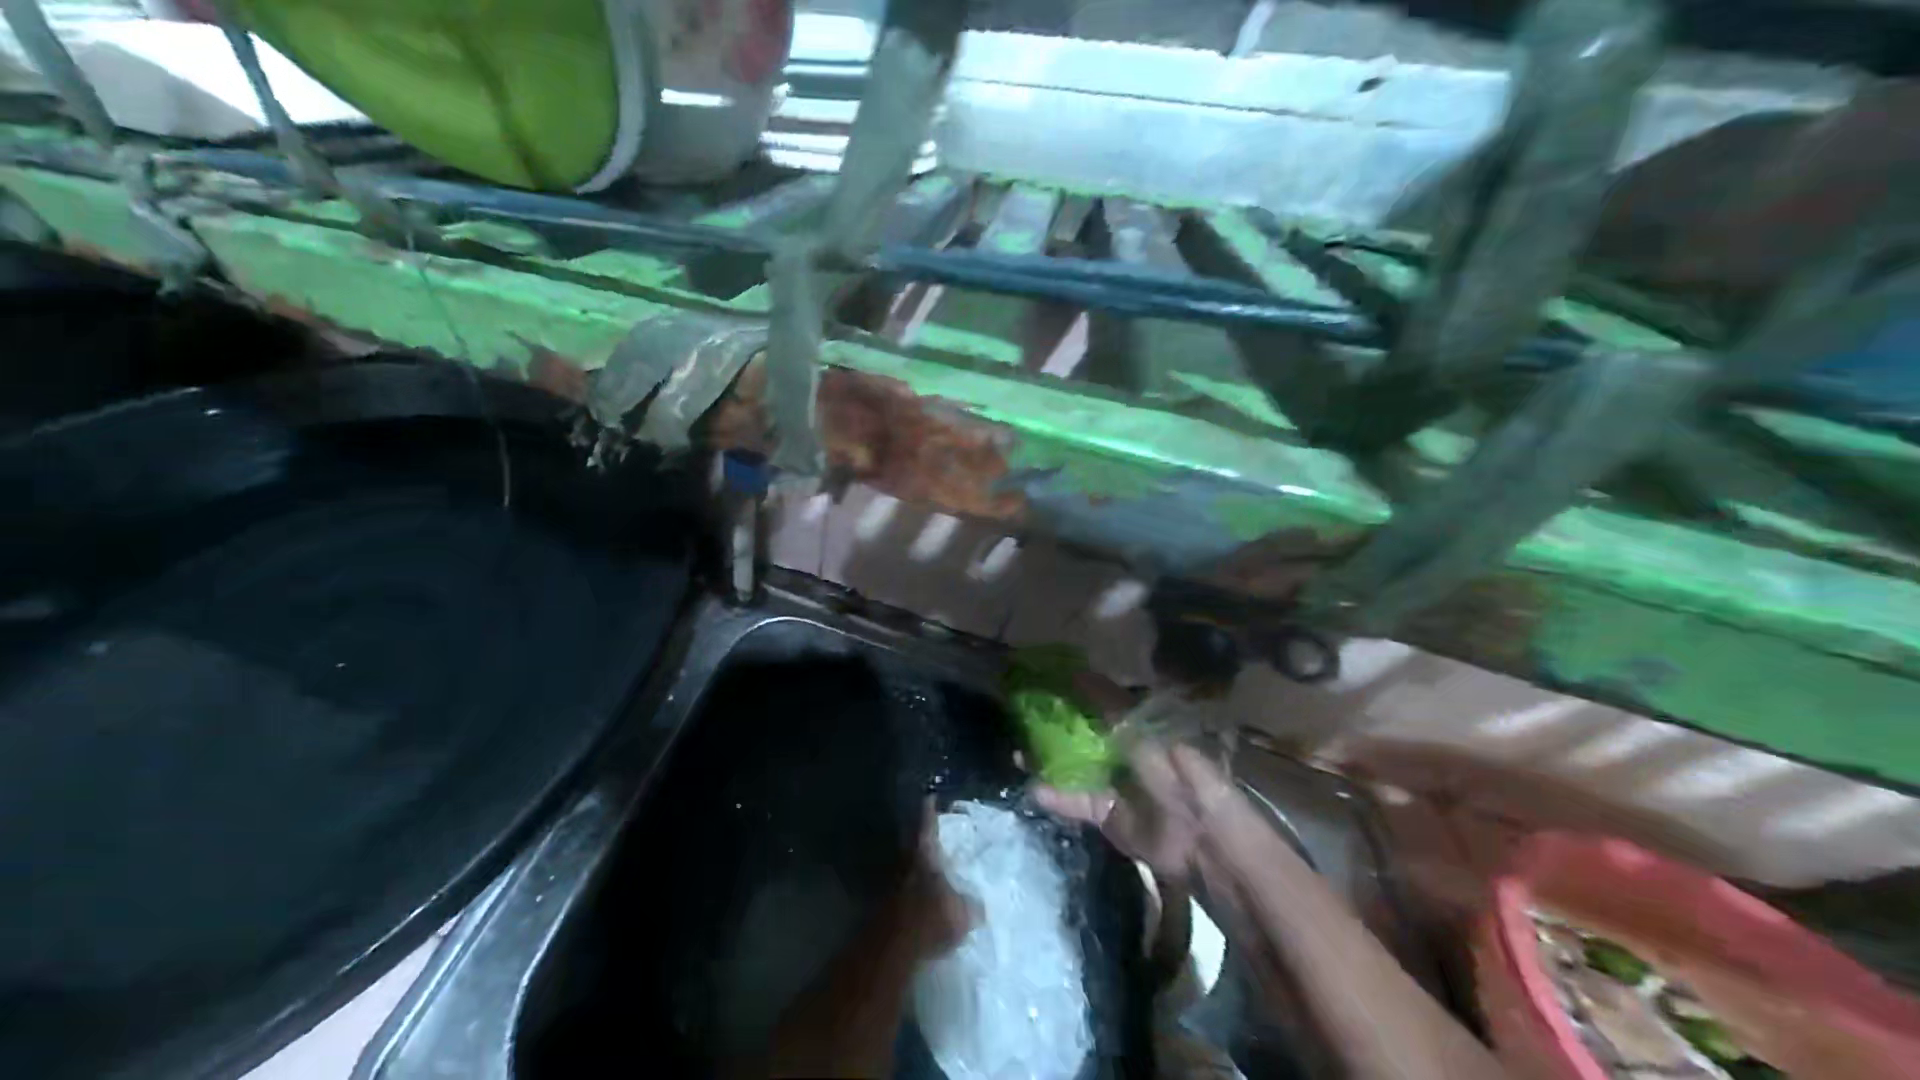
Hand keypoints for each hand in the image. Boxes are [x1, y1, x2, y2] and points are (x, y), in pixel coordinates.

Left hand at [889, 797, 974, 959]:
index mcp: (925, 855)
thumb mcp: (963, 913)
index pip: (927, 825)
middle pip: (912, 843)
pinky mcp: (885, 907)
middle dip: (923, 840)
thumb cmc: (931, 919)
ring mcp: (892, 884)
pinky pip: (903, 891)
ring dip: (917, 868)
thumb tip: (979, 906)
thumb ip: (972, 905)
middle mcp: (905, 863)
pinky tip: (924, 901)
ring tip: (933, 871)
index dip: (930, 811)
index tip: (931, 797)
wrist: (893, 950)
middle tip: (936, 836)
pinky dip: (913, 892)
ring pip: (906, 867)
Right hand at [1029, 672, 1241, 880]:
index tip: (1044, 684)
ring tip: (1017, 751)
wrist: (1200, 837)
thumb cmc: (1178, 770)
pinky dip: (1054, 795)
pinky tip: (1032, 786)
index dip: (1074, 696)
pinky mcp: (1105, 814)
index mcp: (1139, 727)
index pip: (1100, 705)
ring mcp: (1112, 785)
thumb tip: (1077, 673)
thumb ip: (1108, 704)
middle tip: (1021, 718)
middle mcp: (1123, 753)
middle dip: (1053, 729)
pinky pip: (1075, 801)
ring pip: (1073, 768)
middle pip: (1081, 737)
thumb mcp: (1143, 729)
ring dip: (1048, 761)